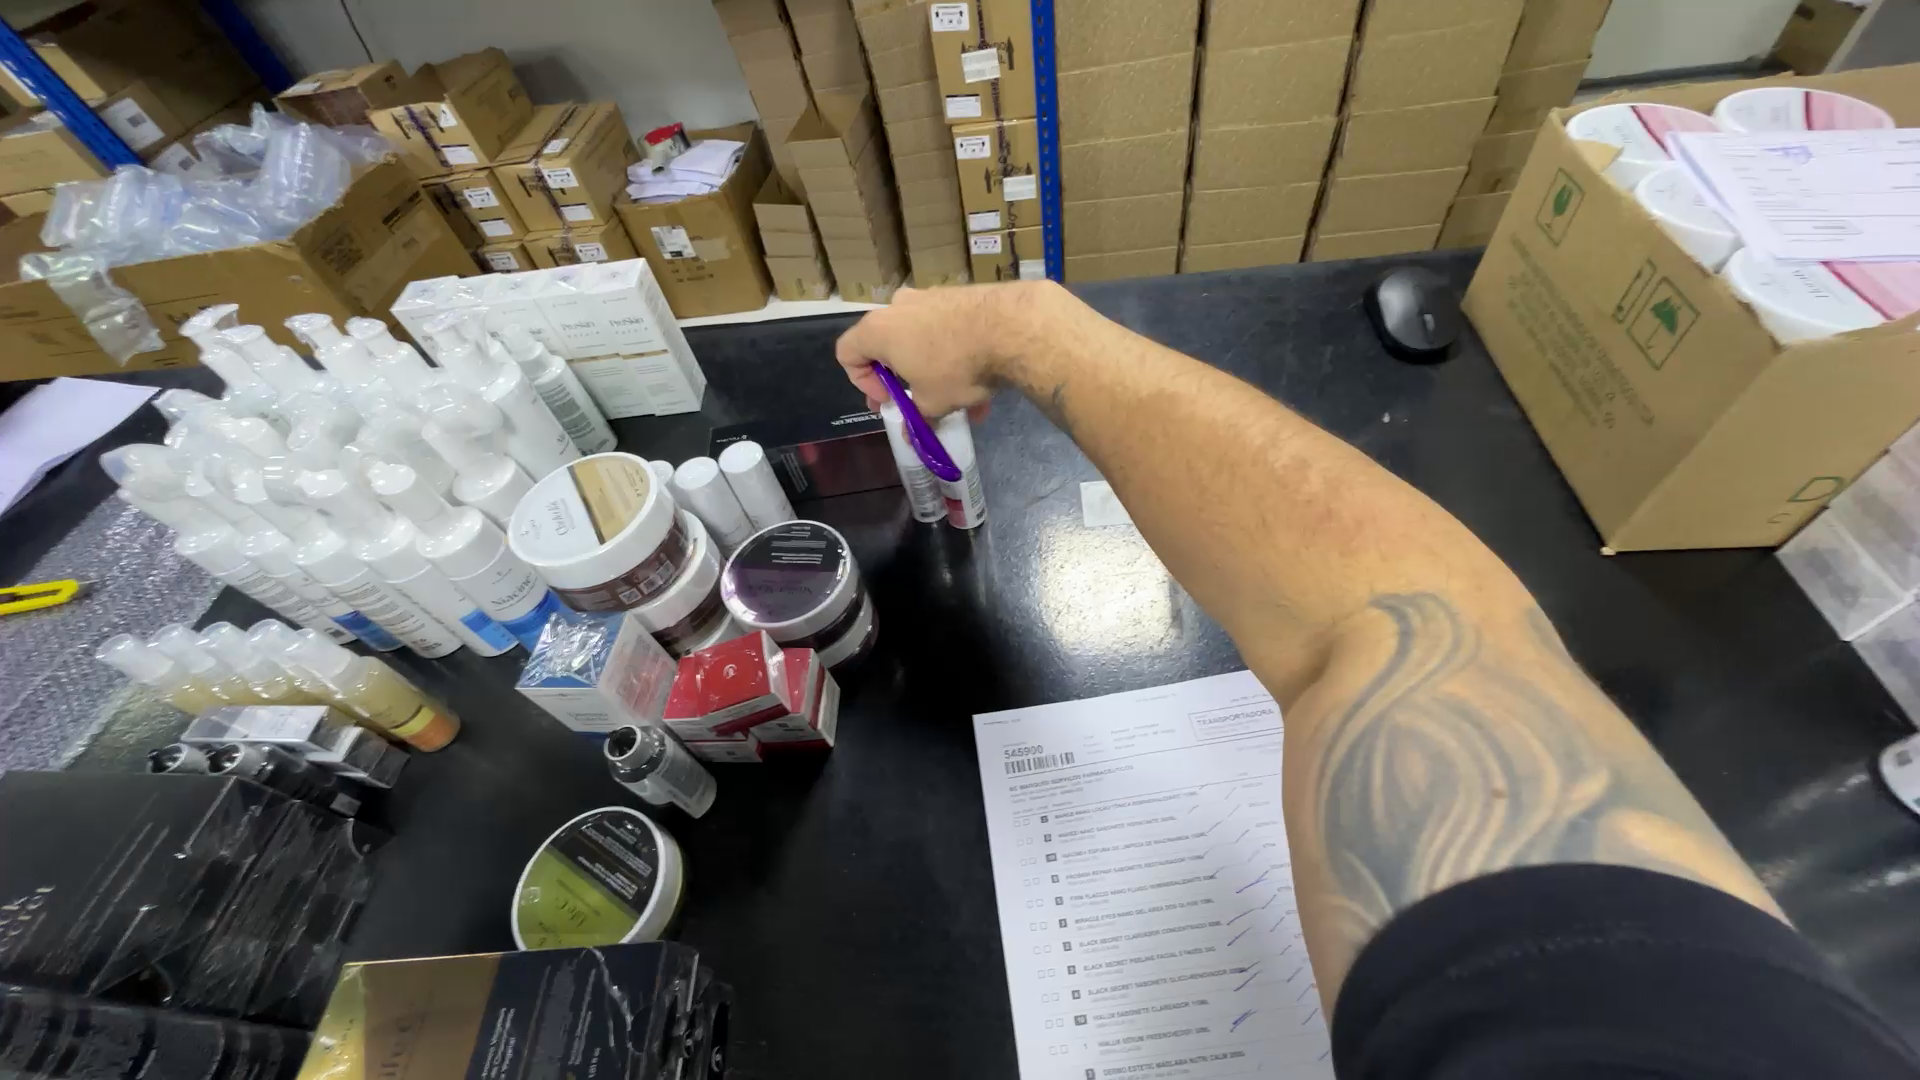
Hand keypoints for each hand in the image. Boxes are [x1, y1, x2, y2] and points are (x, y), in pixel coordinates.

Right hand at [835, 282, 1058, 417]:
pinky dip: (959, 357)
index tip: (890, 400)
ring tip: (964, 403)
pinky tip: (986, 386)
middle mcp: (899, 307)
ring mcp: (931, 297)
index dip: (862, 383)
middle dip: (904, 379)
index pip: (847, 353)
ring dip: (937, 373)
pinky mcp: (960, 296)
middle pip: (888, 346)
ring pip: (924, 341)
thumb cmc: (956, 367)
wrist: (1011, 326)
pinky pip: (950, 331)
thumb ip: (917, 419)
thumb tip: (911, 437)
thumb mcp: (933, 404)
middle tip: (920, 401)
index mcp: (879, 330)